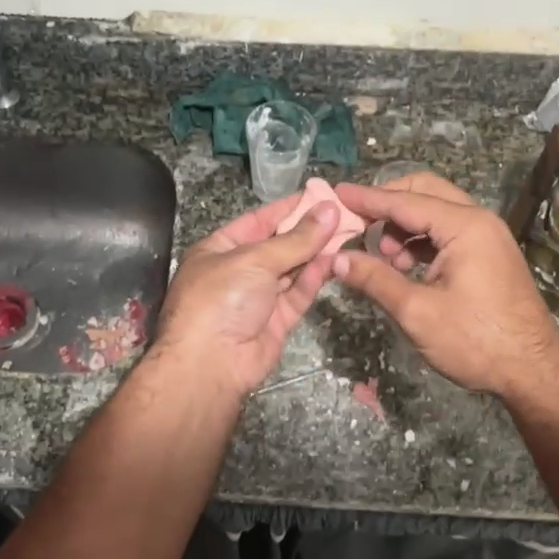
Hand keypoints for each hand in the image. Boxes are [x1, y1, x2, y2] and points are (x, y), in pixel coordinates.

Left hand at [153, 193, 339, 396]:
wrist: (210, 364)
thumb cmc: (221, 298)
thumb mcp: (255, 260)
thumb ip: (296, 239)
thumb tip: (329, 210)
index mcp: (219, 249)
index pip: (258, 220)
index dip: (289, 208)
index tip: (320, 194)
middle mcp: (238, 271)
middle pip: (278, 245)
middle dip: (308, 230)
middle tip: (344, 214)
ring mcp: (257, 298)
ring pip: (291, 270)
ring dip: (316, 253)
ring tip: (348, 233)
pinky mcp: (275, 321)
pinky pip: (297, 294)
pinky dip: (313, 278)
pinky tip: (333, 261)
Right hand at [333, 172, 558, 398]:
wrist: (533, 371)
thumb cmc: (476, 341)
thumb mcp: (417, 312)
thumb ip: (375, 279)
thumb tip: (336, 259)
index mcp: (464, 226)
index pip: (405, 201)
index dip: (367, 198)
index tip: (335, 194)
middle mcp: (479, 221)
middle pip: (424, 192)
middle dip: (387, 204)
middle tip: (357, 223)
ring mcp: (487, 237)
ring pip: (436, 212)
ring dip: (403, 226)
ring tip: (382, 258)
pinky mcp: (488, 255)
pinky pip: (447, 232)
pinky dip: (421, 240)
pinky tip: (403, 267)